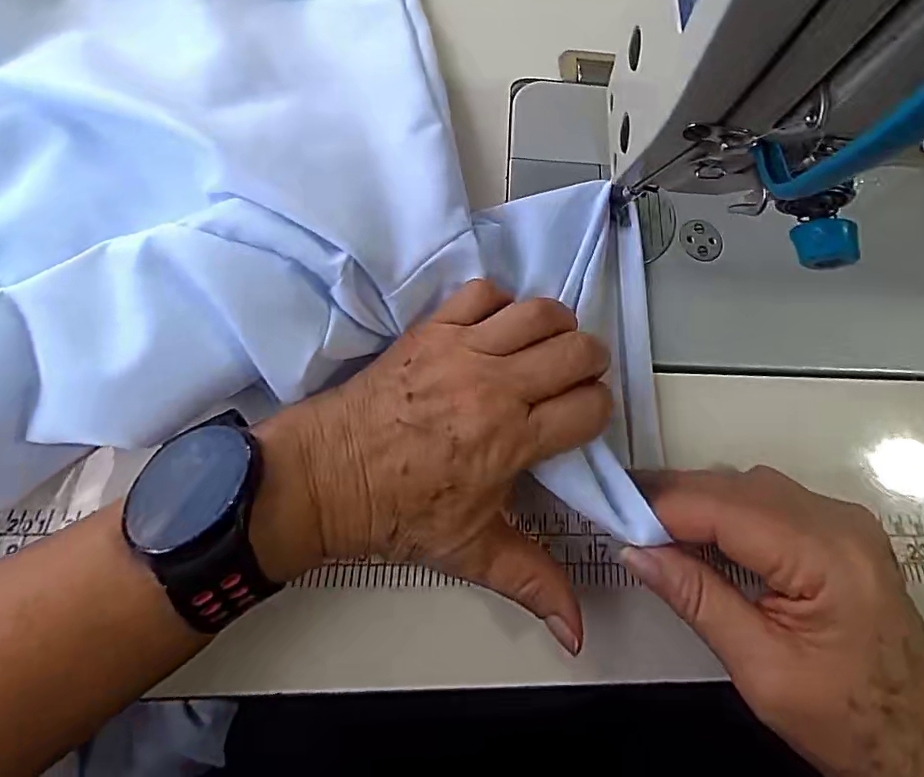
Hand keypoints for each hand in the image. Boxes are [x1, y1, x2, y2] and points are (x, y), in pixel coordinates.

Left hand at [254, 280, 611, 653]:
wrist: (328, 474)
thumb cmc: (395, 512)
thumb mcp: (470, 551)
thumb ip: (533, 582)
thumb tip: (577, 631)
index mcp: (511, 439)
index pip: (590, 405)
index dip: (596, 409)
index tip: (580, 417)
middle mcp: (493, 386)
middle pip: (575, 349)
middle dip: (587, 361)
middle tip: (570, 378)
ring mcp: (459, 351)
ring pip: (537, 312)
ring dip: (552, 325)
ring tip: (541, 346)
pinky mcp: (429, 330)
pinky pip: (478, 292)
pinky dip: (496, 301)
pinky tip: (491, 328)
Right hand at [620, 468, 923, 776]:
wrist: (923, 745)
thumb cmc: (849, 720)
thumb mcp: (761, 670)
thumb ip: (696, 599)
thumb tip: (636, 552)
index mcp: (829, 559)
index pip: (724, 509)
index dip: (661, 507)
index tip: (614, 515)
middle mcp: (840, 522)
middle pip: (733, 486)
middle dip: (673, 498)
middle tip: (624, 517)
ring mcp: (842, 518)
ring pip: (744, 484)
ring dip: (695, 499)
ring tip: (653, 524)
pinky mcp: (836, 524)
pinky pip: (763, 495)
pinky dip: (722, 506)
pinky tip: (698, 529)